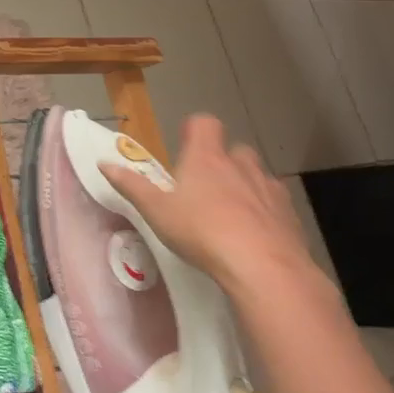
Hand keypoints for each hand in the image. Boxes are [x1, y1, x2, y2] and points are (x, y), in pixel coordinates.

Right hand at [99, 114, 321, 297]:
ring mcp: (270, 190)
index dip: (194, 129)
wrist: (264, 268)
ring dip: (246, 185)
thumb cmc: (201, 232)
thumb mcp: (156, 211)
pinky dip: (265, 211)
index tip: (184, 145)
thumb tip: (103, 162)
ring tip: (230, 211)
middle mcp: (240, 167)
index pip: (204, 124)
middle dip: (223, 161)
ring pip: (258, 176)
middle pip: (235, 149)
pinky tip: (254, 234)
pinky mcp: (290, 216)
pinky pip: (276, 204)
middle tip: (206, 184)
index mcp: (206, 159)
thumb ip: (131, 186)